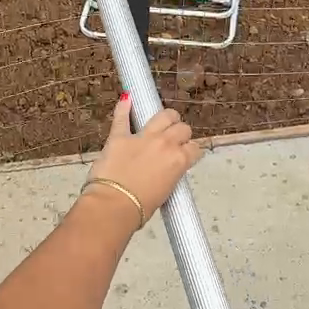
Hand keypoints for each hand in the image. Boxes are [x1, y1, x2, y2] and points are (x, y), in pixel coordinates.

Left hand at [86, 93, 202, 220]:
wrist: (113, 205)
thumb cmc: (139, 209)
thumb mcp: (164, 194)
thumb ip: (168, 176)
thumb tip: (163, 173)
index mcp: (179, 161)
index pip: (195, 148)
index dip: (191, 151)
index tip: (187, 154)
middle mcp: (165, 144)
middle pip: (181, 128)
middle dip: (180, 133)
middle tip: (175, 140)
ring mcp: (142, 137)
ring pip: (162, 116)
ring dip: (165, 117)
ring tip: (162, 121)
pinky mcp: (119, 137)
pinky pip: (122, 117)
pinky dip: (123, 108)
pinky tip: (126, 99)